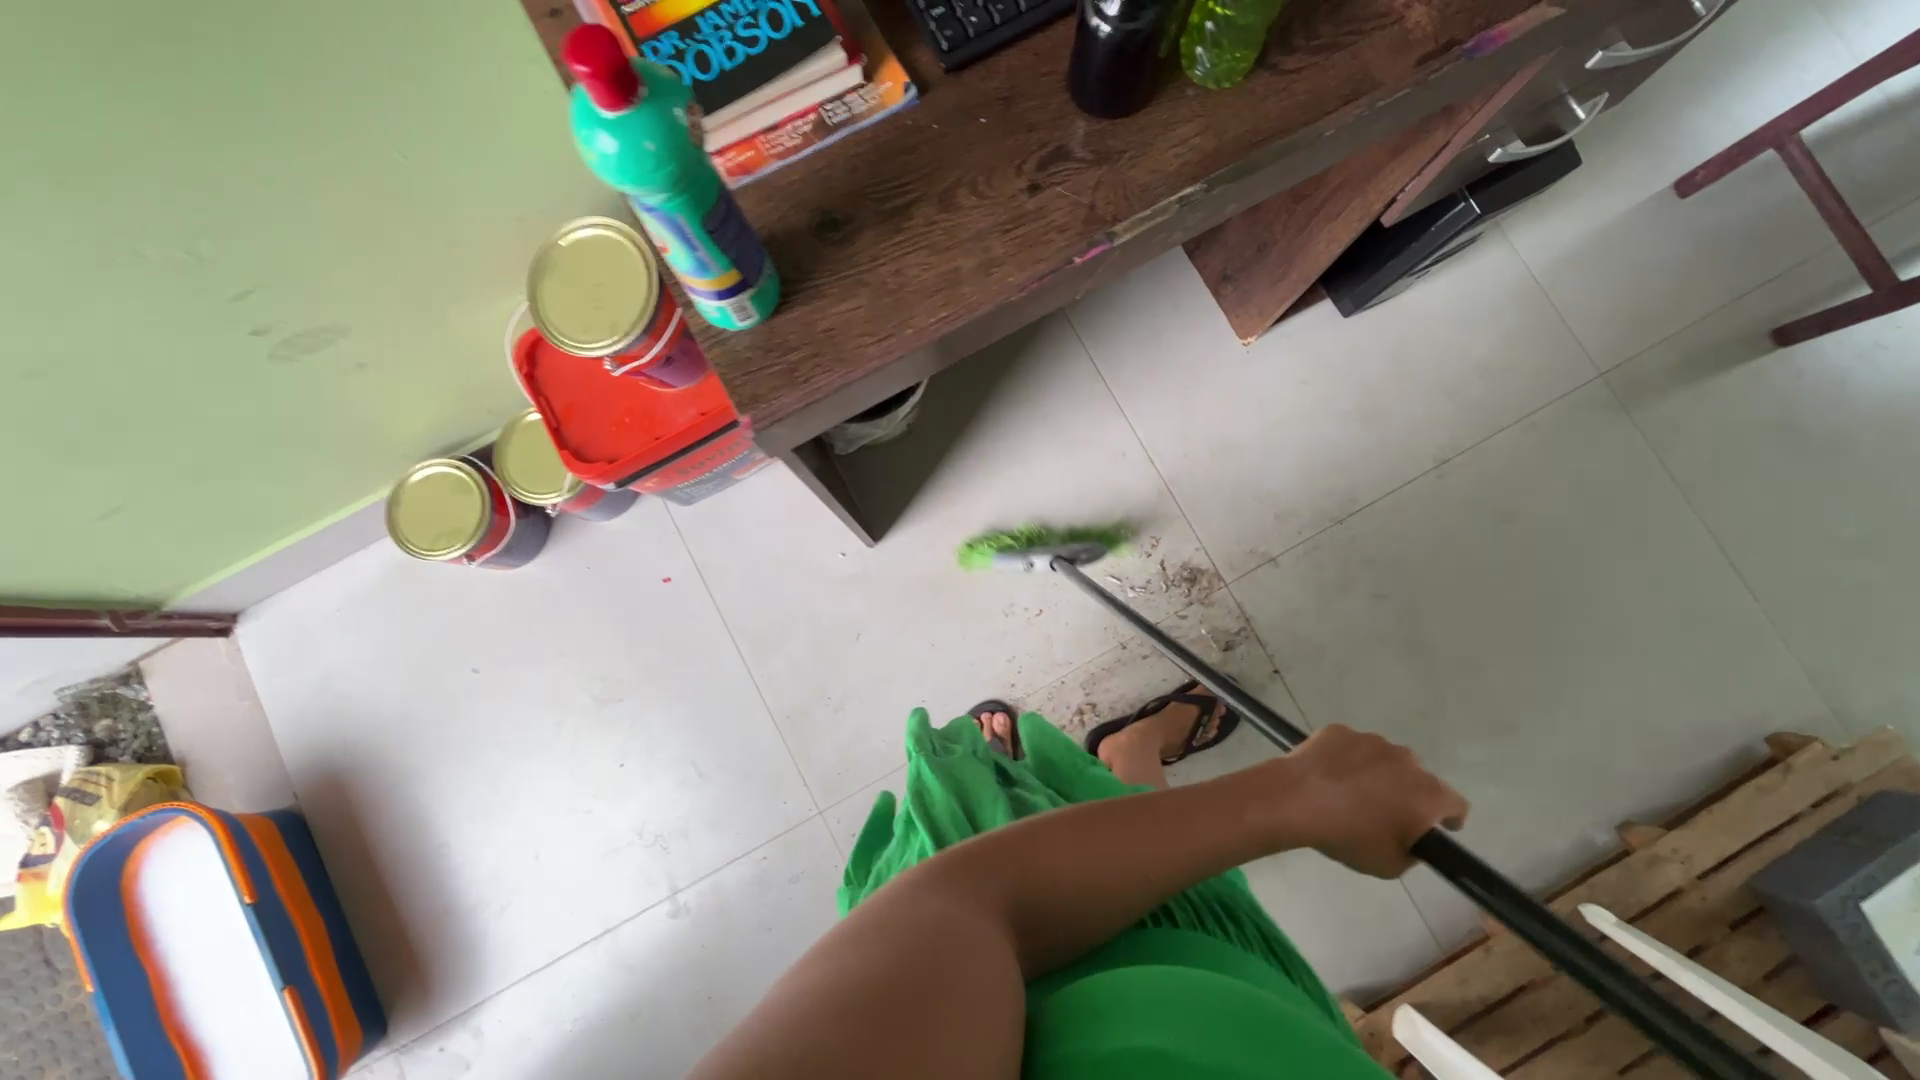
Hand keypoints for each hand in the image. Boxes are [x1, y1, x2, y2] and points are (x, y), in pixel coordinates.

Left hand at [1254, 725, 1468, 877]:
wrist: (1296, 799)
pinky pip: (1351, 747)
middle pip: (1418, 778)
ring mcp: (1372, 740)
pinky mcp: (1340, 730)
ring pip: (1384, 759)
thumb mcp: (1390, 865)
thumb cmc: (1348, 836)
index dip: (1449, 818)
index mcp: (1429, 793)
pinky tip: (1328, 776)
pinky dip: (1346, 759)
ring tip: (1349, 793)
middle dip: (1407, 794)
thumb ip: (1413, 853)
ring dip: (1376, 773)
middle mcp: (1407, 759)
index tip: (1438, 827)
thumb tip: (1411, 840)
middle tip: (1382, 813)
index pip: (1456, 805)